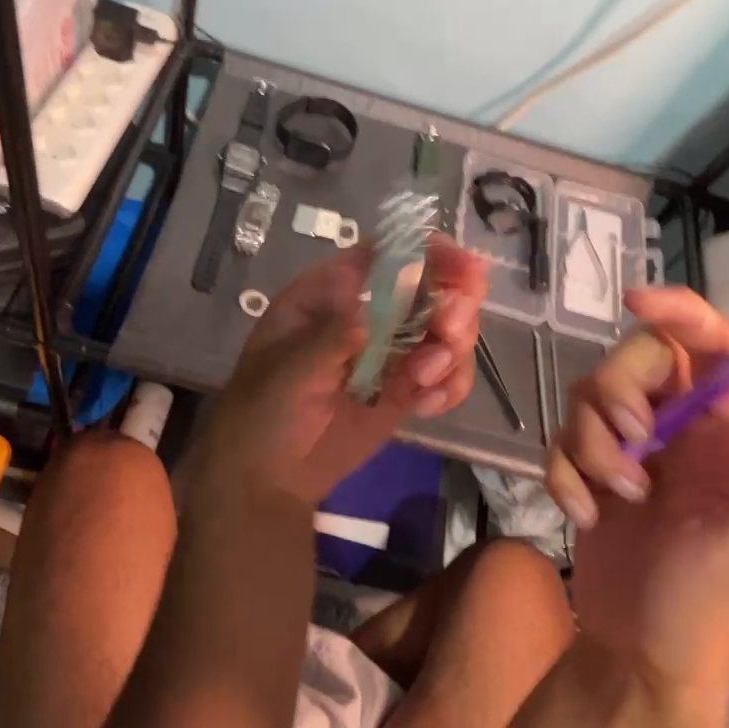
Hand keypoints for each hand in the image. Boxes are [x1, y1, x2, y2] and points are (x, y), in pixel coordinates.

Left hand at [182, 235, 489, 506]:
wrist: (268, 474)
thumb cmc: (263, 408)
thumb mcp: (287, 369)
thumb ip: (329, 339)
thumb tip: (368, 315)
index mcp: (334, 290)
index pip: (389, 253)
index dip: (432, 253)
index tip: (465, 272)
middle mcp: (371, 311)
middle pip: (434, 286)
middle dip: (455, 305)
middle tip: (447, 335)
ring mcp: (392, 350)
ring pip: (449, 330)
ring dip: (453, 350)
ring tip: (423, 382)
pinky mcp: (408, 388)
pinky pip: (449, 374)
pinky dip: (452, 386)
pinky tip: (428, 406)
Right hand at [544, 286, 728, 727]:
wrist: (638, 654)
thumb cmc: (707, 603)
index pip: (712, 346)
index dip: (680, 312)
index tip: (636, 301)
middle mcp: (678, 429)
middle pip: (635, 361)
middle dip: (618, 397)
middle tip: (631, 446)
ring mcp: (627, 450)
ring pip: (588, 399)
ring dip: (589, 446)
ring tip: (611, 500)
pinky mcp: (586, 472)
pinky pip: (558, 442)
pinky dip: (562, 474)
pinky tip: (582, 516)